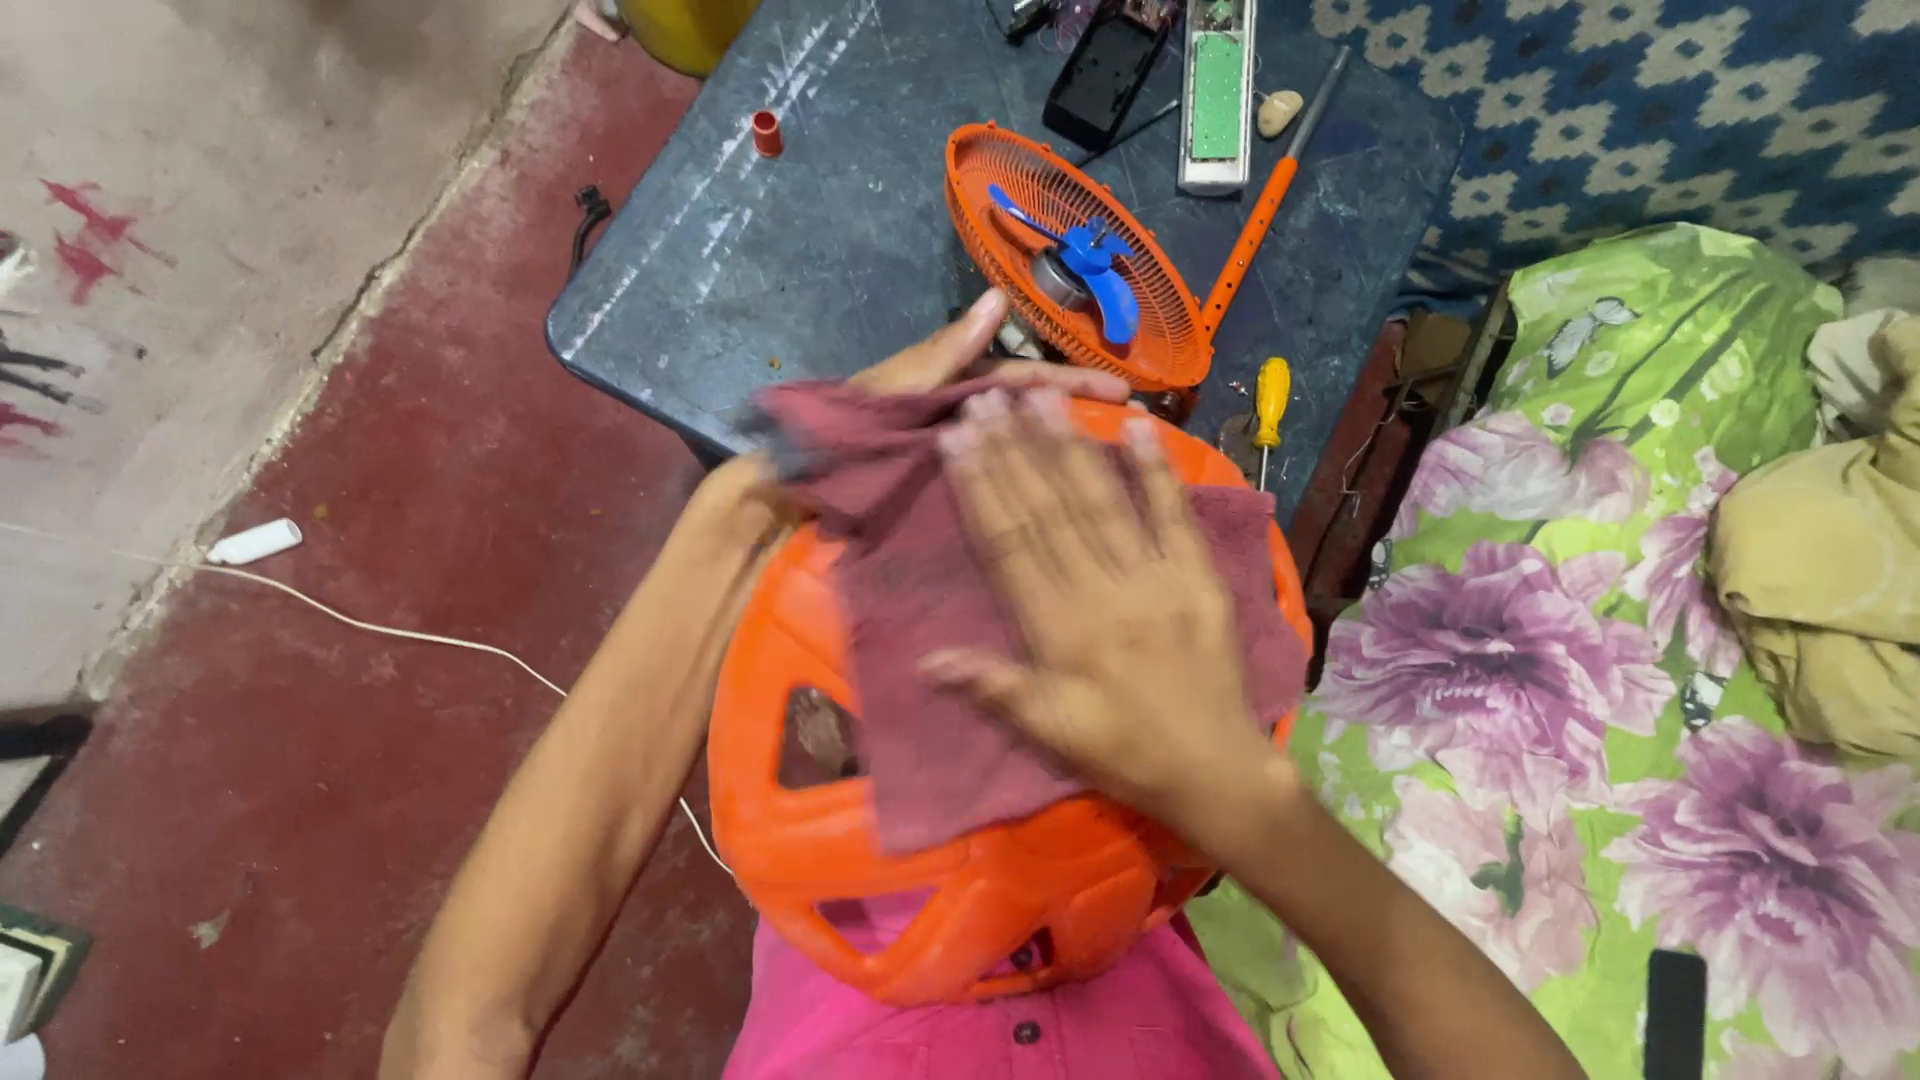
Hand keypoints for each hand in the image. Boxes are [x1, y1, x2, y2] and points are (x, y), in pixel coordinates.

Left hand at [706, 287, 1131, 512]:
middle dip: (1075, 413)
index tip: (1121, 393)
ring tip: (1106, 462)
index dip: (1071, 383)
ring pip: (1014, 441)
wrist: (801, 482)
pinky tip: (1053, 495)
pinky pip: (993, 473)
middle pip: (1027, 409)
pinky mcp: (946, 479)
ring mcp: (953, 446)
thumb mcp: (898, 387)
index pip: (1024, 378)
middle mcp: (959, 411)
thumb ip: (946, 351)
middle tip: (1128, 428)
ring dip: (1056, 445)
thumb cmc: (847, 427)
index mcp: (952, 381)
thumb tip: (998, 295)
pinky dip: (1024, 476)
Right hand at [917, 386, 1275, 833]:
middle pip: (1049, 511)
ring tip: (1040, 398)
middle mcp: (1103, 592)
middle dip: (1013, 452)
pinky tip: (1137, 426)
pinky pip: (1174, 515)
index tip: (957, 440)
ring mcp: (1155, 579)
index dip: (980, 489)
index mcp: (1060, 629)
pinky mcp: (1197, 577)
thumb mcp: (1051, 732)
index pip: (1010, 545)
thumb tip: (928, 659)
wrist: (1215, 771)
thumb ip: (995, 687)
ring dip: (1068, 447)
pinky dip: (1155, 470)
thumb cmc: (1122, 752)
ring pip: (1100, 502)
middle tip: (987, 399)